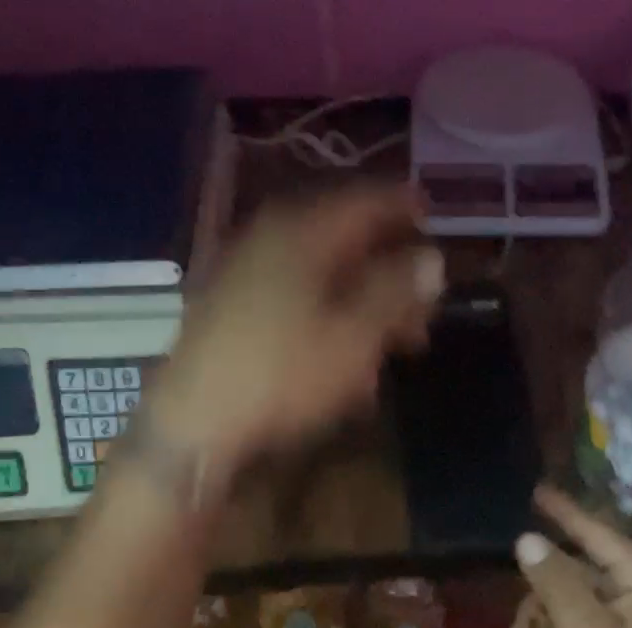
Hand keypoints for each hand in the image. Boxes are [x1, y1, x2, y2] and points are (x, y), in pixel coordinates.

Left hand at [149, 184, 442, 461]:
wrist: (196, 423)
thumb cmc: (283, 375)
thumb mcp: (355, 336)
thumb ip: (396, 292)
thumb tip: (432, 260)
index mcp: (302, 231)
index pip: (365, 201)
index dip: (405, 207)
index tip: (435, 215)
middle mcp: (270, 238)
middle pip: (344, 238)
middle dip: (389, 267)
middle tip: (424, 304)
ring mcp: (245, 271)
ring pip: (321, 271)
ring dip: (363, 297)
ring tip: (394, 339)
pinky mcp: (232, 307)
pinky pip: (297, 295)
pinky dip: (330, 313)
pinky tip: (346, 352)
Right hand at [513, 487, 631, 627]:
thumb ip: (556, 582)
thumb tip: (527, 539)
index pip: (598, 533)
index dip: (564, 512)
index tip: (536, 490)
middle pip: (598, 557)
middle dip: (557, 556)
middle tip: (518, 543)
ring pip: (598, 583)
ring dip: (563, 586)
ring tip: (526, 581)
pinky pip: (603, 605)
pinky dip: (576, 607)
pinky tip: (550, 613)